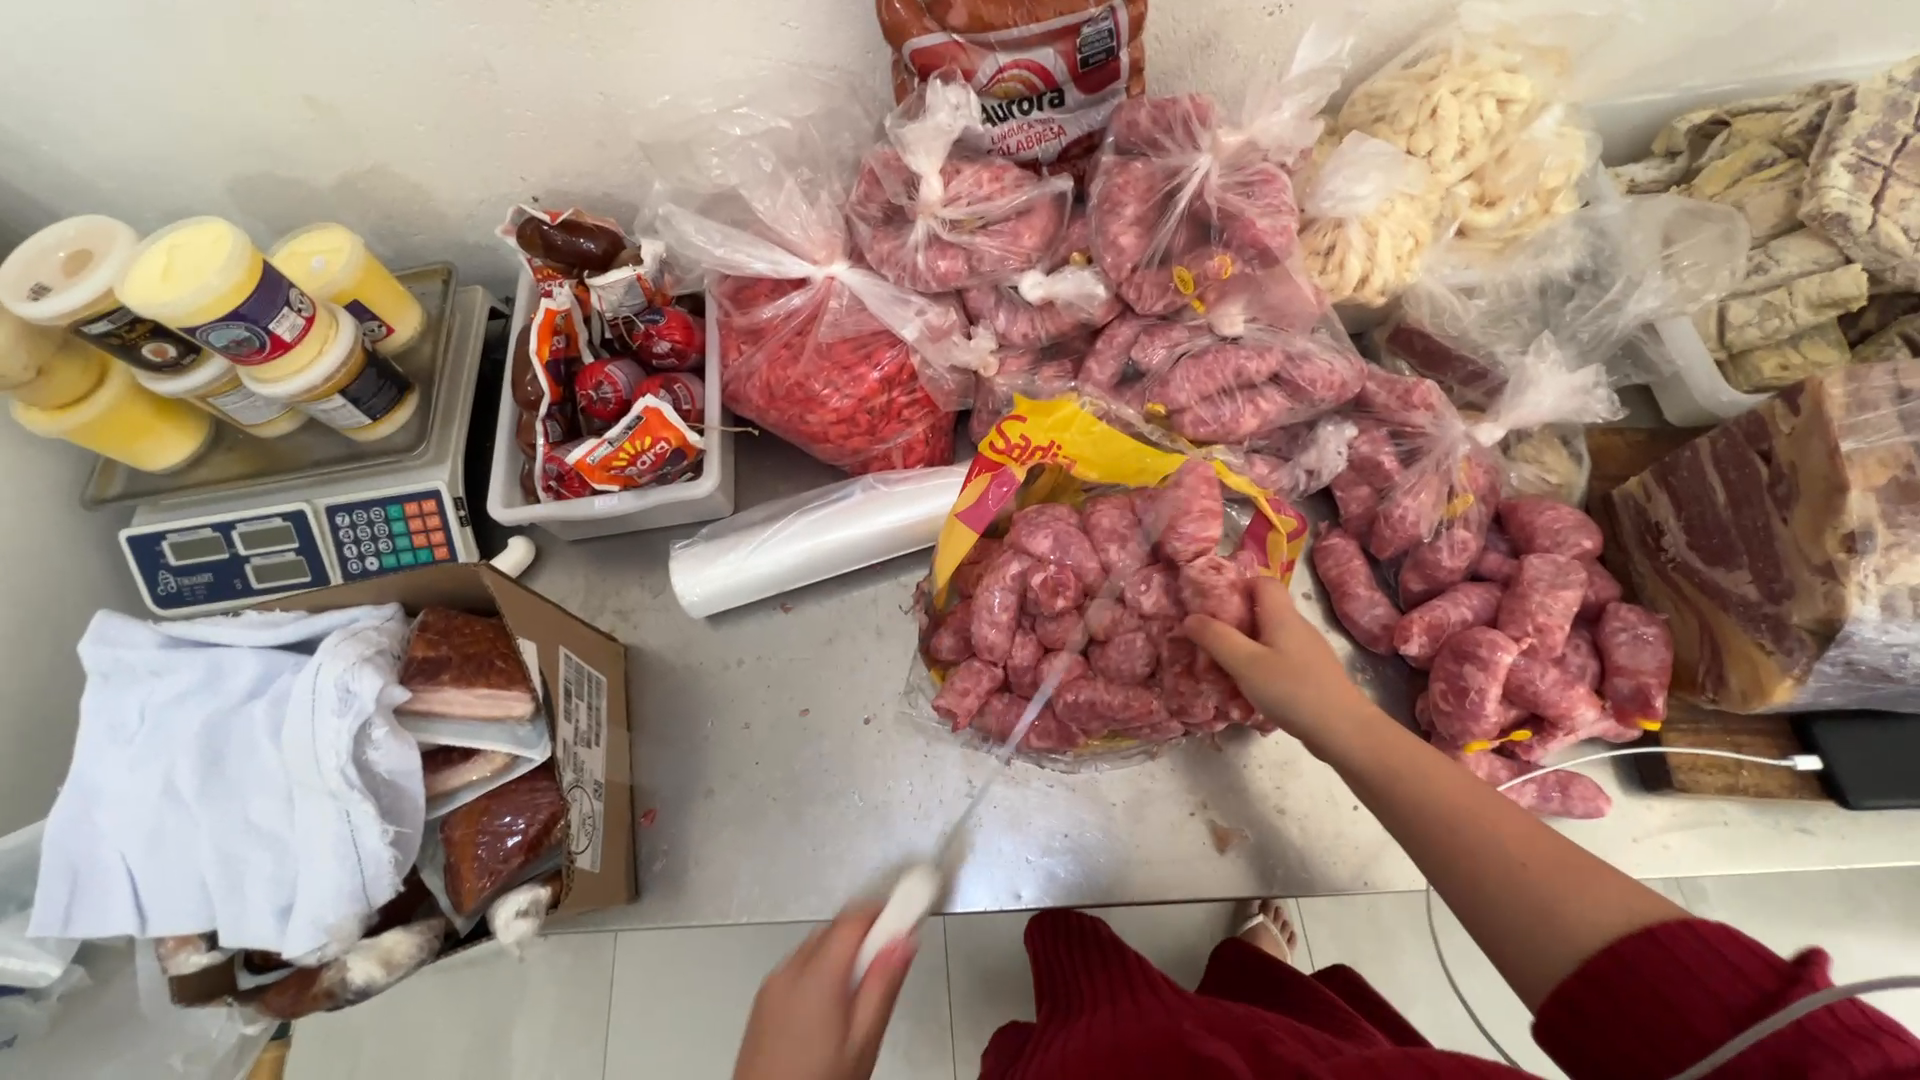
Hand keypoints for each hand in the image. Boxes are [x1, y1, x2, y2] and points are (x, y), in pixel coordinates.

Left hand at [732, 901, 917, 1079]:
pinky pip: (798, 966)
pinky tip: (830, 1007)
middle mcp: (789, 971)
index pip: (855, 917)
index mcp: (818, 977)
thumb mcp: (864, 1041)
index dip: (885, 910)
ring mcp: (773, 984)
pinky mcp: (764, 999)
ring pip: (817, 945)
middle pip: (836, 929)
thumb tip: (904, 941)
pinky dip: (819, 970)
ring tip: (859, 996)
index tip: (908, 910)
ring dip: (842, 953)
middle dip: (865, 936)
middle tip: (889, 962)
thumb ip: (884, 985)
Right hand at [1184, 575, 1378, 749]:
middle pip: (1263, 610)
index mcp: (1282, 616)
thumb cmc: (1292, 690)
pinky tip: (1250, 689)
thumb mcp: (1245, 664)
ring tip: (1223, 668)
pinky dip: (1260, 666)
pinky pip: (1279, 658)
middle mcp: (1297, 627)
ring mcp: (1307, 651)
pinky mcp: (1311, 673)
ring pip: (1269, 637)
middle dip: (1233, 622)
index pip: (1262, 582)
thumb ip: (1216, 638)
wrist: (1343, 729)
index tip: (1213, 607)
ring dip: (1245, 647)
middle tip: (1209, 641)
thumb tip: (1190, 617)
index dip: (1237, 587)